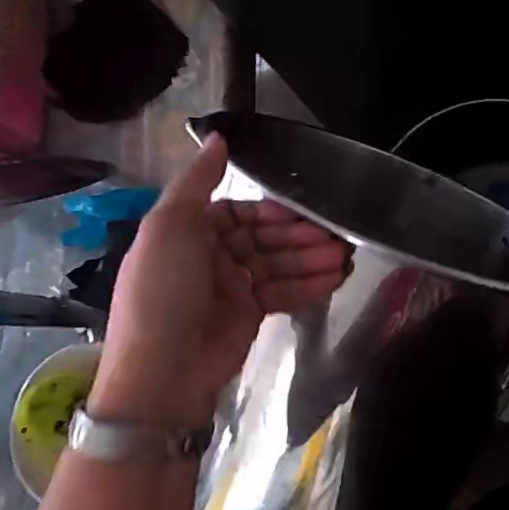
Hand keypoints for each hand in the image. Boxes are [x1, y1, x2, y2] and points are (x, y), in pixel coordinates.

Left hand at [91, 134, 350, 428]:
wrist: (162, 372)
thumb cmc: (163, 292)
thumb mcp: (169, 227)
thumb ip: (196, 182)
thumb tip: (219, 137)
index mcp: (189, 231)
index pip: (240, 212)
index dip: (273, 213)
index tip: (303, 216)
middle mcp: (211, 256)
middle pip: (265, 239)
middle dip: (300, 238)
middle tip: (338, 239)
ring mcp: (232, 288)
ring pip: (278, 266)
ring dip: (311, 261)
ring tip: (345, 259)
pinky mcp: (249, 316)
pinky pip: (283, 294)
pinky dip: (308, 286)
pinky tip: (334, 280)